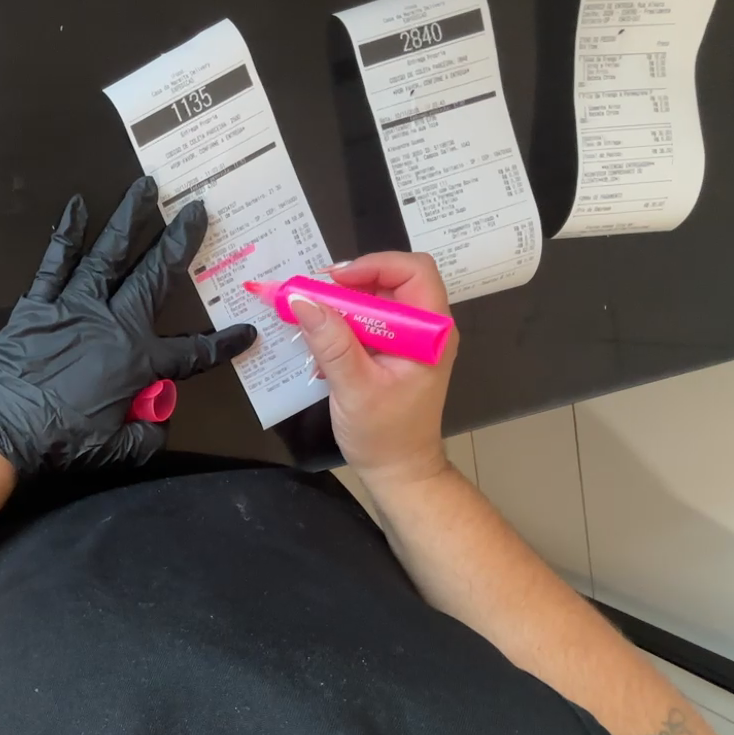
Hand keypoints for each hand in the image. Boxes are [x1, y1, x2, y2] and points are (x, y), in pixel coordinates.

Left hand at [0, 177, 258, 473]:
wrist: (4, 430)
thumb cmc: (63, 441)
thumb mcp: (118, 449)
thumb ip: (147, 434)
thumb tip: (158, 420)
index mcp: (138, 361)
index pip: (192, 352)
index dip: (222, 344)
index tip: (247, 332)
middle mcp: (114, 322)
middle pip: (155, 276)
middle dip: (180, 241)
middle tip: (198, 208)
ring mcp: (75, 306)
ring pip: (109, 254)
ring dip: (129, 218)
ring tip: (145, 186)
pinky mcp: (40, 303)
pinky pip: (55, 263)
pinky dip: (66, 234)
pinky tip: (75, 205)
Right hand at [293, 252, 458, 495]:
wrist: (398, 470)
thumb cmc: (384, 434)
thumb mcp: (354, 388)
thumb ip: (330, 342)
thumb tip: (302, 300)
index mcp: (431, 333)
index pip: (413, 272)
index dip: (373, 265)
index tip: (332, 280)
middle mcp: (427, 329)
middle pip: (393, 280)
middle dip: (350, 282)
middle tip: (312, 294)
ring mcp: (411, 340)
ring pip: (378, 299)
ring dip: (342, 303)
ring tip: (309, 314)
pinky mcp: (394, 351)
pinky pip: (369, 321)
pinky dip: (342, 322)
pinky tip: (320, 338)